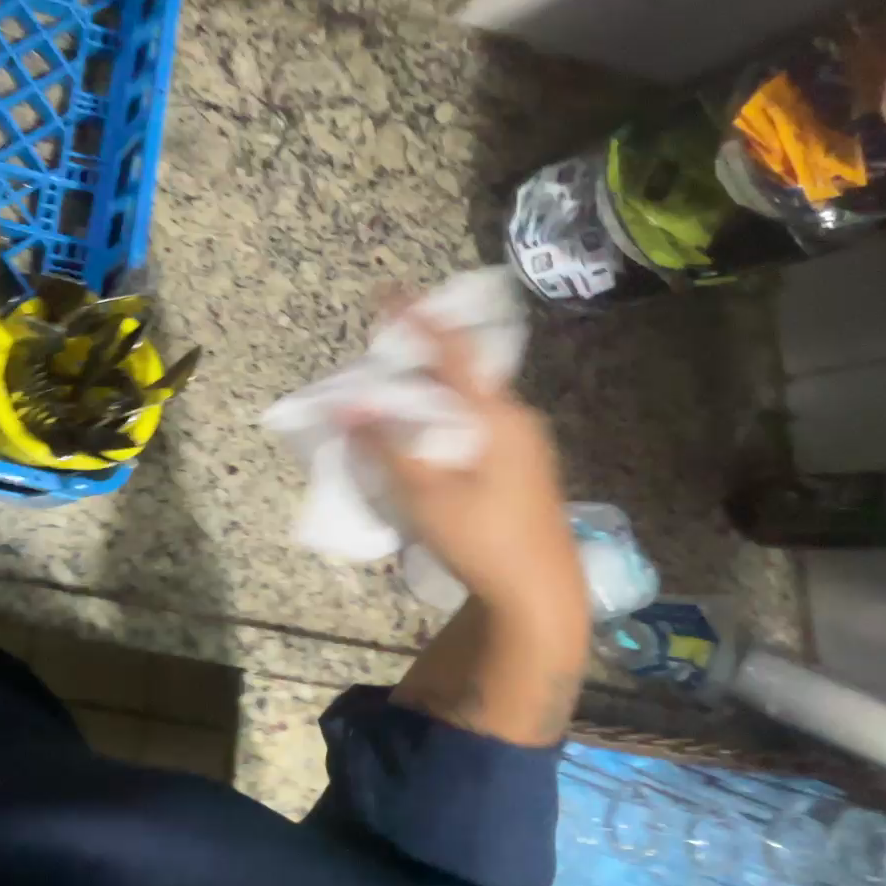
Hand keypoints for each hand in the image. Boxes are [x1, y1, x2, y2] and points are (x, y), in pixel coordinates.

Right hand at [347, 314, 582, 617]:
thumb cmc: (481, 539)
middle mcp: (515, 422)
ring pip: (462, 404)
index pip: (454, 354)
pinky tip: (411, 438)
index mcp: (497, 419)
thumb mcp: (423, 493)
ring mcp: (520, 446)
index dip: (419, 320)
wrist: (537, 595)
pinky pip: (469, 426)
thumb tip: (347, 405)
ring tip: (381, 398)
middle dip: (413, 363)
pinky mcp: (516, 468)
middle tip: (372, 359)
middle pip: (458, 377)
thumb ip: (384, 445)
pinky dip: (436, 420)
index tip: (389, 290)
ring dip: (422, 396)